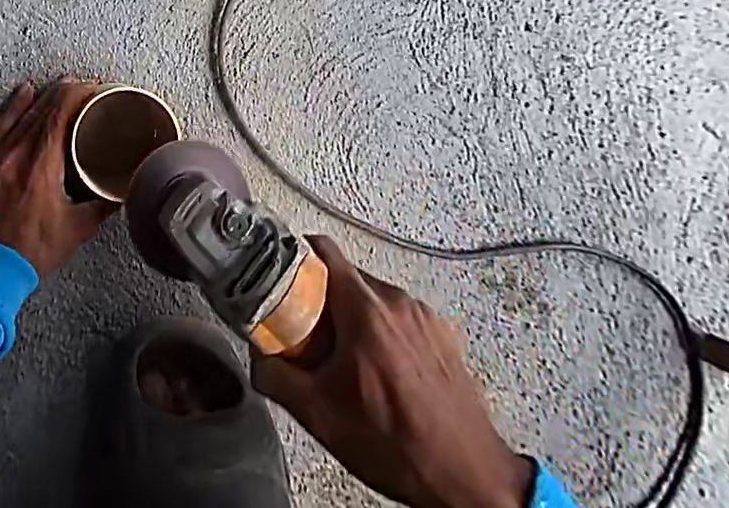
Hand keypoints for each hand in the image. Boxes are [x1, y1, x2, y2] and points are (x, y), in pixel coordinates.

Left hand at [0, 78, 114, 275]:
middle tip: (90, 89)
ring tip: (67, 87)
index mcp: (41, 164)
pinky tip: (27, 90)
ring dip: (49, 95)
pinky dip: (17, 104)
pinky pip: (3, 121)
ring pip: (26, 110)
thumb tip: (124, 186)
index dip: (81, 93)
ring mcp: (0, 154)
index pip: (62, 111)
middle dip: (70, 91)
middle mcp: (18, 152)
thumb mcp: (78, 227)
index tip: (97, 89)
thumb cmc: (31, 249)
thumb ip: (104, 203)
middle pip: (46, 105)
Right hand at [252, 236, 532, 507]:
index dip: (296, 255)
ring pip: (370, 296)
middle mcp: (396, 303)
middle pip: (344, 275)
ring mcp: (422, 316)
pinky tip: (377, 369)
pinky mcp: (440, 333)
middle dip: (319, 297)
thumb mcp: (320, 416)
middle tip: (307, 331)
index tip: (283, 277)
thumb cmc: (402, 447)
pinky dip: (380, 330)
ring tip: (343, 358)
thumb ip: (276, 376)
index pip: (322, 250)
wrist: (469, 479)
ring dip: (350, 315)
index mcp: (366, 312)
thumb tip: (258, 357)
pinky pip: (396, 315)